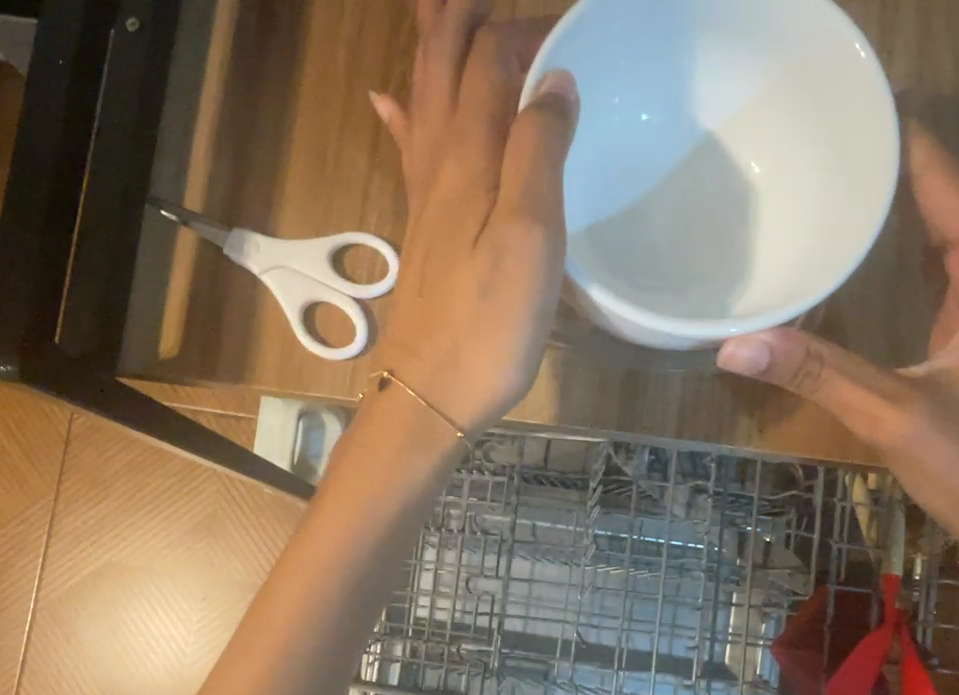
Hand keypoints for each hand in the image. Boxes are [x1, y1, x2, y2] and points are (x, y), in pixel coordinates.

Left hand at [369, 2, 579, 433]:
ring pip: (423, 100)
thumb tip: (553, 78)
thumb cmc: (488, 324)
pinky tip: (389, 99)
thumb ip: (539, 151)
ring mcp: (426, 197)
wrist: (430, 392)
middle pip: (444, 68)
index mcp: (470, 156)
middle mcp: (439, 164)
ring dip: (433, 49)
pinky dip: (403, 114)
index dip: (526, 29)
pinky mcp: (424, 229)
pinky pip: (410, 150)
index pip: (491, 60)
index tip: (568, 24)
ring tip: (439, 8)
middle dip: (464, 18)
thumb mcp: (529, 235)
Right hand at [716, 126, 958, 563]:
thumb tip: (730, 343)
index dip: (903, 147)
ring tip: (829, 183)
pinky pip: (939, 265)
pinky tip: (858, 246)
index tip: (845, 118)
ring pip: (944, 230)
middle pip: (948, 197)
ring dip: (896, 205)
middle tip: (816, 150)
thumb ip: (817, 372)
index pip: (950, 186)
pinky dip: (901, 246)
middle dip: (890, 168)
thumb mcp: (895, 416)